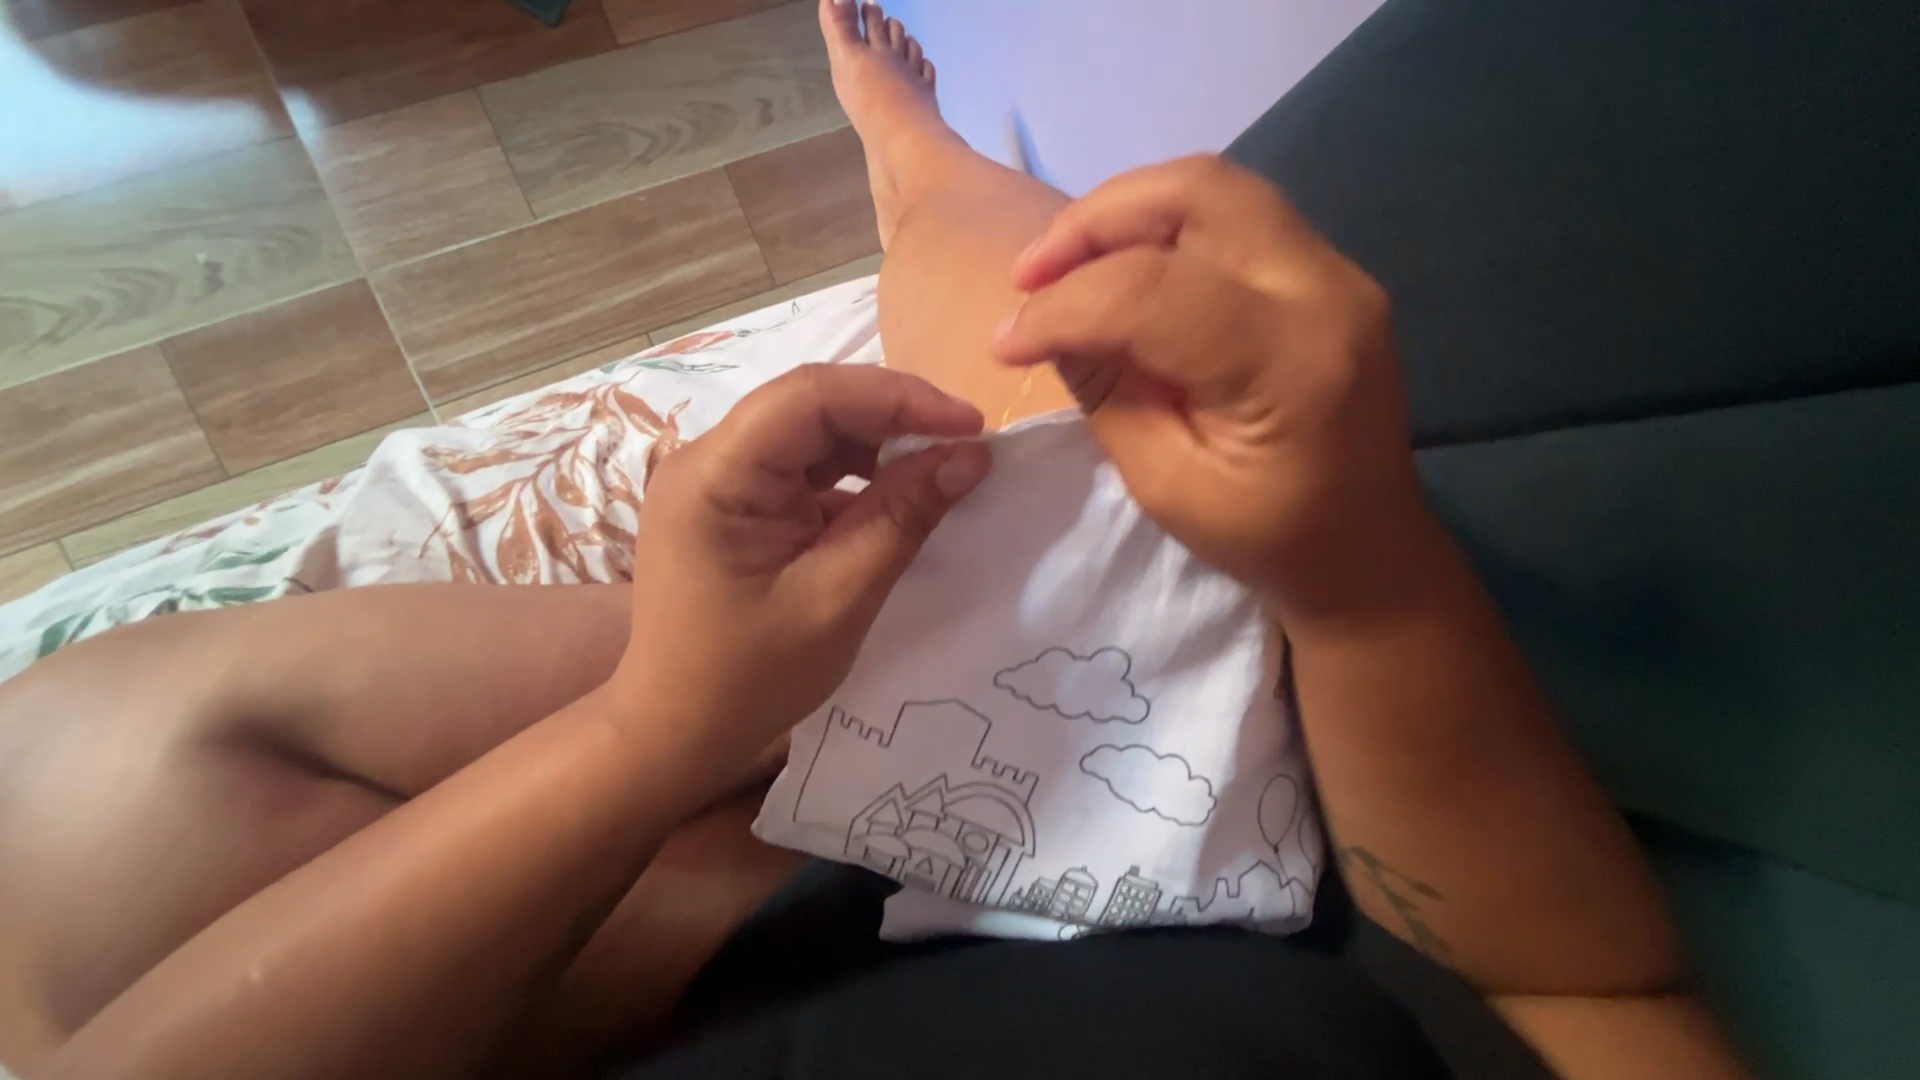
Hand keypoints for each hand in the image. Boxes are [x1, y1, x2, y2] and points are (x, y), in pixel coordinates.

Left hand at [612, 364, 991, 765]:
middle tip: (963, 443)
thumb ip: (903, 518)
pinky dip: (854, 476)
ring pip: (810, 432)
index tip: (970, 425)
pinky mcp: (735, 504)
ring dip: (877, 444)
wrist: (679, 732)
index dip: (898, 397)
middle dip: (893, 416)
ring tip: (937, 467)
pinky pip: (802, 468)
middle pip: (811, 405)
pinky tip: (893, 496)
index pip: (812, 397)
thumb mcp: (839, 598)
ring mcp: (718, 480)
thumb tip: (971, 456)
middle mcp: (708, 459)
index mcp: (716, 475)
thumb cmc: (752, 678)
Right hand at [993, 156, 1431, 625]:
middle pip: (1197, 193)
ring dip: (1122, 214)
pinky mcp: (1326, 272)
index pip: (1154, 293)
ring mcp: (1336, 271)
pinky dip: (1159, 228)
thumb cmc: (1265, 538)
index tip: (1006, 342)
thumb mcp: (1166, 484)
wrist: (1366, 548)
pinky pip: (1232, 217)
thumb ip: (1108, 396)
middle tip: (1028, 274)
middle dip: (1092, 222)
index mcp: (1287, 363)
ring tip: (1060, 267)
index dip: (1063, 307)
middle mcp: (1325, 289)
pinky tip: (1117, 269)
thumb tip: (1053, 330)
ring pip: (1214, 189)